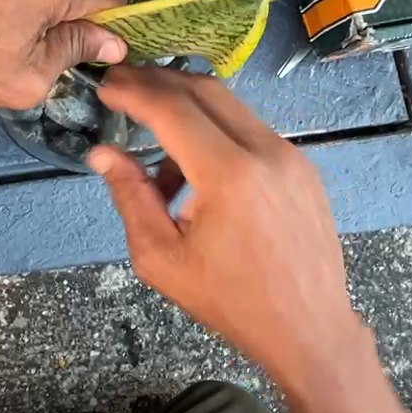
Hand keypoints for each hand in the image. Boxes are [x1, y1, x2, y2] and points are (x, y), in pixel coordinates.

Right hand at [88, 67, 361, 380]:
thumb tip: (102, 153)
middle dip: (157, 82)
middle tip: (121, 87)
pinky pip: (248, 129)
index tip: (105, 85)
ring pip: (228, 105)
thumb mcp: (162, 258)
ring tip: (152, 143)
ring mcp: (290, 155)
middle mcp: (266, 151)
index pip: (173, 109)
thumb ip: (130, 197)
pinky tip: (192, 169)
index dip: (134, 91)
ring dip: (184, 108)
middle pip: (203, 90)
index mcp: (230, 175)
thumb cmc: (230, 300)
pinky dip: (212, 131)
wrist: (309, 330)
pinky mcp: (300, 166)